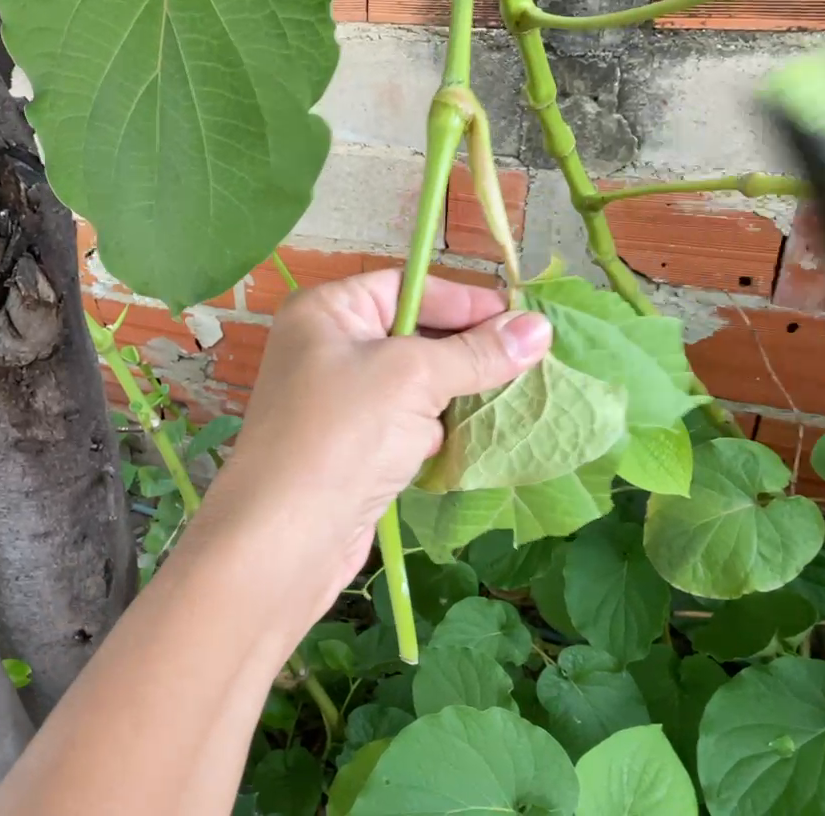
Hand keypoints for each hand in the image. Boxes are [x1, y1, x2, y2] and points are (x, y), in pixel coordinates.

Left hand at [184, 270, 550, 625]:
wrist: (286, 538)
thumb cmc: (342, 433)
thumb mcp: (413, 377)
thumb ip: (476, 353)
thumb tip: (539, 328)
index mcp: (326, 311)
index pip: (407, 286)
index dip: (464, 300)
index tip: (522, 320)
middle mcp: (327, 348)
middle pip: (413, 334)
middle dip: (465, 350)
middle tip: (528, 360)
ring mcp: (339, 400)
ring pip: (414, 383)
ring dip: (453, 394)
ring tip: (507, 399)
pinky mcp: (354, 446)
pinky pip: (406, 423)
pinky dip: (434, 430)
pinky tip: (465, 440)